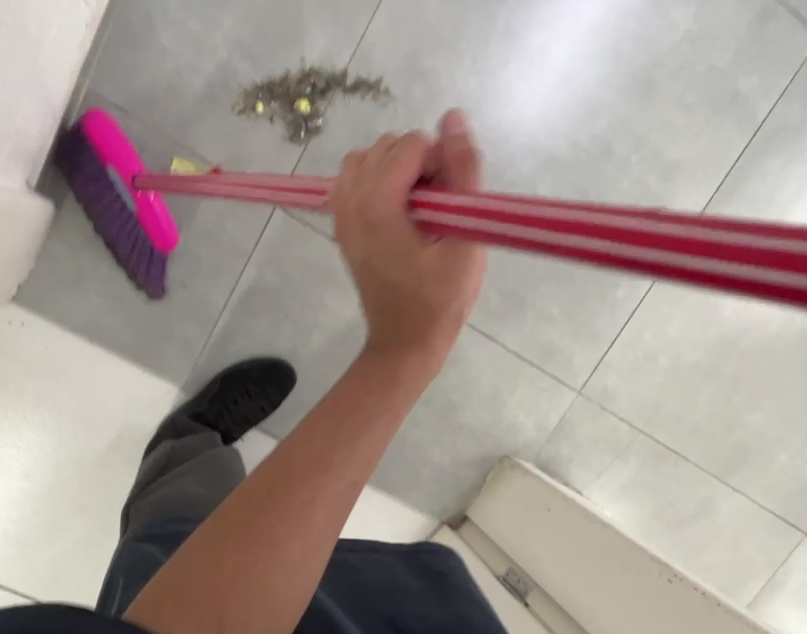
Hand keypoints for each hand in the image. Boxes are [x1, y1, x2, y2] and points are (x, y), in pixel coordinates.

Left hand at [331, 110, 486, 369]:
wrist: (405, 343)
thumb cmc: (440, 300)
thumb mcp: (465, 236)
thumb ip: (462, 172)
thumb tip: (451, 117)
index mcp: (377, 204)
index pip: (411, 143)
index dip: (439, 164)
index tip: (450, 202)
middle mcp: (350, 203)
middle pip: (386, 146)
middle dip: (418, 164)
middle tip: (438, 208)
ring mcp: (341, 216)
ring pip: (366, 160)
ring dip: (396, 171)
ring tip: (418, 209)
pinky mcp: (342, 229)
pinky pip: (354, 182)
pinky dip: (377, 184)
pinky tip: (399, 214)